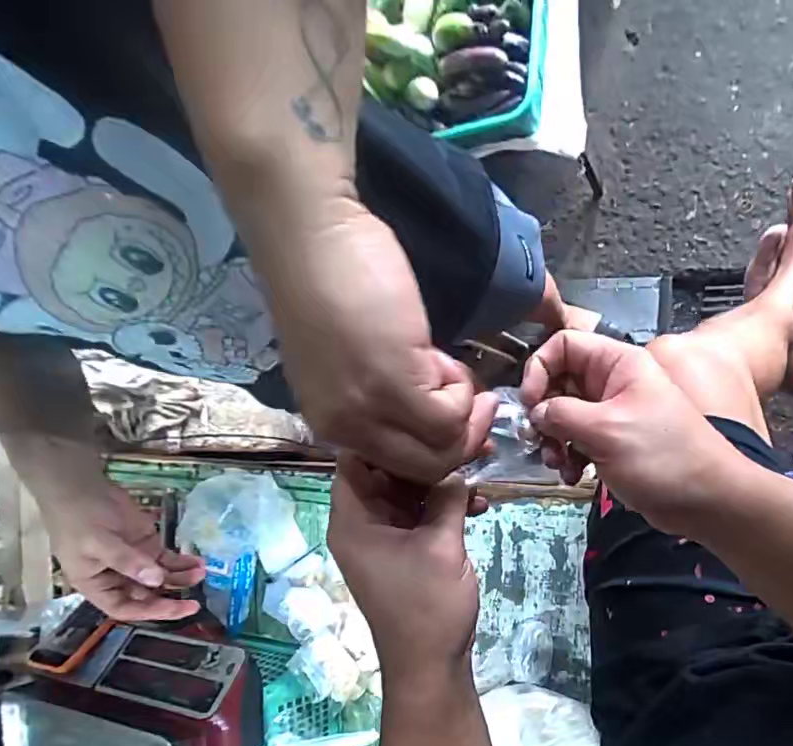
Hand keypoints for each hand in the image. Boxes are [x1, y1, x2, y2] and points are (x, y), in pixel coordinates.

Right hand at [15, 446, 206, 621]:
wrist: (80, 486)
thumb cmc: (78, 517)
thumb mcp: (98, 541)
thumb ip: (127, 561)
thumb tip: (156, 580)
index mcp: (96, 584)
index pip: (126, 608)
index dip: (152, 612)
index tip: (178, 609)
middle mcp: (117, 577)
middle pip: (148, 596)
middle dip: (172, 598)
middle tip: (197, 600)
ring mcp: (135, 561)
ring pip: (162, 578)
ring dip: (182, 578)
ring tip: (201, 572)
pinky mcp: (147, 546)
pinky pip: (169, 560)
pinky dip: (184, 563)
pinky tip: (198, 561)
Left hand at [266, 198, 496, 483]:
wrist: (311, 230)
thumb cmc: (331, 281)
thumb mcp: (357, 361)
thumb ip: (391, 398)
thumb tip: (443, 414)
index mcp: (334, 426)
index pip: (404, 467)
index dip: (444, 448)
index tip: (467, 421)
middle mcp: (346, 430)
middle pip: (428, 468)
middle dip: (465, 440)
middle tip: (482, 402)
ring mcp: (368, 412)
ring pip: (444, 446)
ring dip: (463, 408)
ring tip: (450, 366)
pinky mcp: (394, 387)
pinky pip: (450, 416)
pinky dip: (461, 390)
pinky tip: (441, 356)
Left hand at [326, 455, 485, 679]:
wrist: (430, 664)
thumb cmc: (428, 605)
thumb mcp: (442, 545)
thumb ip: (447, 498)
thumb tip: (455, 466)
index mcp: (354, 520)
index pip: (357, 461)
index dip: (387, 439)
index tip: (424, 423)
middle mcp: (362, 525)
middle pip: (386, 475)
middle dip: (425, 459)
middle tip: (465, 441)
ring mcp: (385, 540)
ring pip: (408, 495)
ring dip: (441, 484)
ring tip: (479, 470)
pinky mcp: (406, 553)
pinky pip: (421, 518)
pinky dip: (445, 508)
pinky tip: (478, 504)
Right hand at [521, 331, 747, 536]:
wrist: (705, 499)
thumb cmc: (662, 456)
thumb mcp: (606, 429)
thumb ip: (562, 414)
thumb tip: (536, 412)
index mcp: (618, 364)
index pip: (564, 345)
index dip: (540, 368)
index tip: (530, 403)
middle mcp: (614, 384)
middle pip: (560, 383)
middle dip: (544, 413)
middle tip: (540, 441)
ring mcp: (613, 415)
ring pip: (566, 416)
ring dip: (554, 441)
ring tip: (559, 464)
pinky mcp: (614, 444)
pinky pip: (579, 442)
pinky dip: (570, 457)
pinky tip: (573, 475)